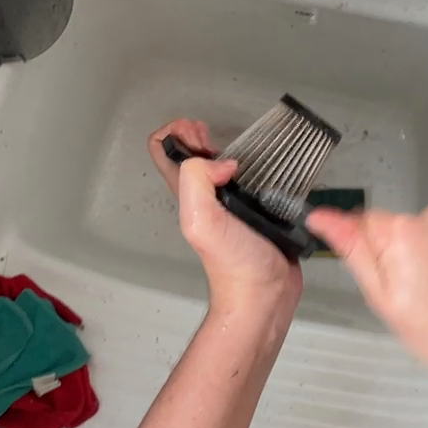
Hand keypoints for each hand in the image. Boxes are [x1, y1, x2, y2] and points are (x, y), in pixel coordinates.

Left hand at [148, 121, 302, 317]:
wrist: (265, 295)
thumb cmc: (235, 267)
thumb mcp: (202, 220)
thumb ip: (198, 182)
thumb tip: (219, 162)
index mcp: (188, 195)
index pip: (162, 151)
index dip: (175, 133)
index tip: (197, 133)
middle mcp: (204, 198)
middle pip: (186, 156)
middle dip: (193, 135)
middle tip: (206, 133)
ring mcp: (228, 206)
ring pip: (214, 168)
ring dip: (218, 150)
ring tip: (223, 144)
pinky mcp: (253, 213)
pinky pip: (245, 183)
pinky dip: (248, 168)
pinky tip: (255, 169)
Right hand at [305, 204, 427, 379]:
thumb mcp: (384, 298)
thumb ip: (353, 251)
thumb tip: (324, 219)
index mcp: (401, 232)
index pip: (358, 221)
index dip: (354, 244)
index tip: (360, 265)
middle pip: (389, 229)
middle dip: (388, 257)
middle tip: (403, 296)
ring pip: (414, 236)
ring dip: (415, 259)